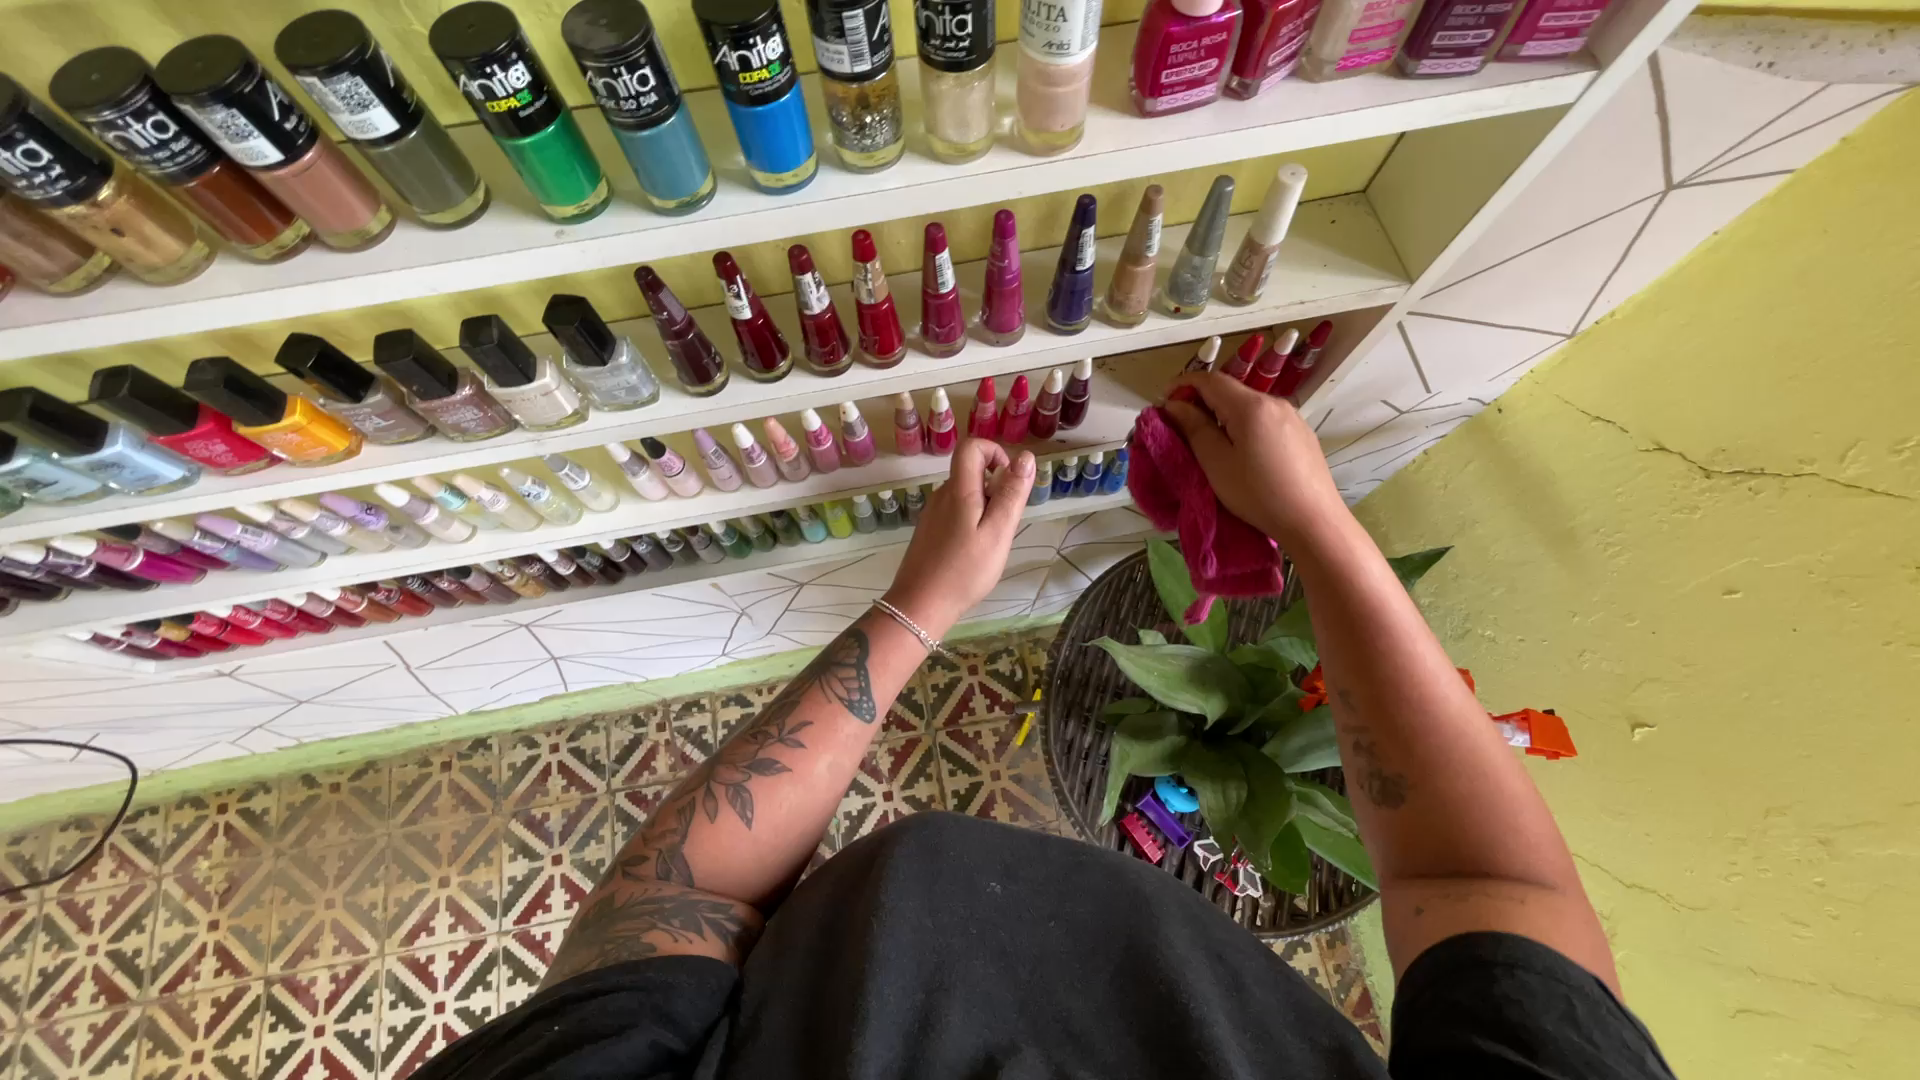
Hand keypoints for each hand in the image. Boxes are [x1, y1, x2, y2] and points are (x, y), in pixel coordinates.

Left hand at [885, 439, 1033, 637]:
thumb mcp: (997, 533)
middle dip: (996, 489)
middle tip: (1003, 526)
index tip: (1009, 480)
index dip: (994, 452)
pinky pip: (955, 513)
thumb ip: (1012, 494)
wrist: (920, 605)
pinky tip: (973, 552)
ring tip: (990, 544)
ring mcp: (932, 513)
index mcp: (959, 490)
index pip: (971, 446)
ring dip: (986, 509)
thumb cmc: (964, 571)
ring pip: (966, 495)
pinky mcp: (929, 531)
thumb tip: (1025, 457)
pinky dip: (971, 523)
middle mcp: (942, 495)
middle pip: (971, 472)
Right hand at [1162, 372, 1350, 553]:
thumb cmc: (1258, 494)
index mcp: (1251, 406)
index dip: (1182, 386)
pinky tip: (1241, 452)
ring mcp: (1292, 417)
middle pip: (1230, 391)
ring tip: (1208, 442)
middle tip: (1180, 426)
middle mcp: (1274, 402)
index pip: (1209, 380)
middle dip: (1201, 402)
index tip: (1163, 403)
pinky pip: (1264, 420)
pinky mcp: (1301, 434)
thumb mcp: (1216, 463)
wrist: (1313, 521)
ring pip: (1248, 406)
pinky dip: (1243, 425)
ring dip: (1222, 415)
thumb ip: (1194, 428)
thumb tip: (1175, 406)